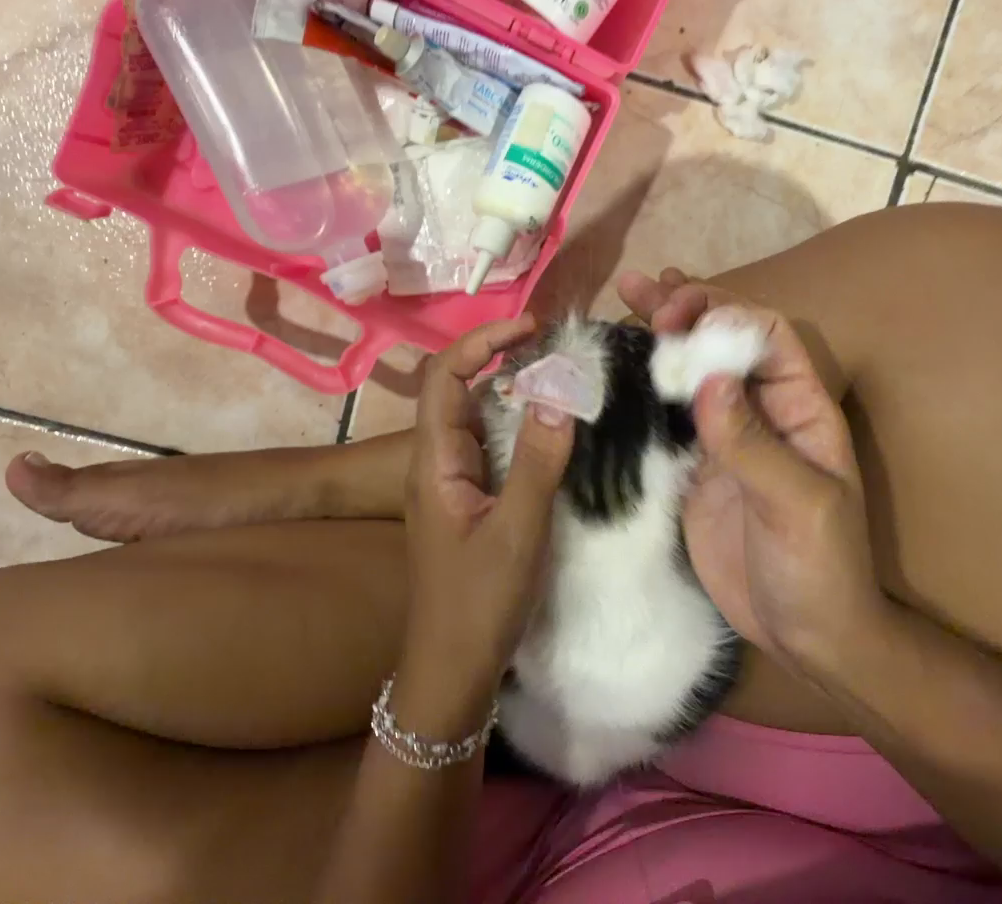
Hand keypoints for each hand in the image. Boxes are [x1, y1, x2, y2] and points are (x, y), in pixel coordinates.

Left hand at [400, 315, 574, 701]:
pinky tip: (556, 440)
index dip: (481, 341)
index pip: (444, 378)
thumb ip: (539, 463)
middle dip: (506, 363)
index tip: (531, 330)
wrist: (452, 670)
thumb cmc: (479, 603)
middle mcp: (438, 464)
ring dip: (517, 398)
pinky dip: (522, 434)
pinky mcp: (470, 506)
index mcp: (435, 462)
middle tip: (561, 358)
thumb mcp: (518, 531)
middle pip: (462, 393)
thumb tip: (559, 395)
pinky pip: (494, 453)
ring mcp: (453, 486)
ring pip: (481, 423)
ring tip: (566, 387)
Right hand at [618, 270, 886, 670]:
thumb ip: (752, 444)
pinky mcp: (694, 472)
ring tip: (626, 300)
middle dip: (686, 311)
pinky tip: (618, 371)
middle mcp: (762, 414)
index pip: (766, 338)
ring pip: (691, 375)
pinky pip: (667, 421)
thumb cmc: (822, 568)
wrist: (806, 635)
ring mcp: (724, 442)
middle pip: (722, 345)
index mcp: (801, 409)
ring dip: (662, 339)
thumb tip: (706, 380)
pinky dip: (643, 392)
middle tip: (639, 288)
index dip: (725, 315)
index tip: (679, 317)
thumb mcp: (798, 504)